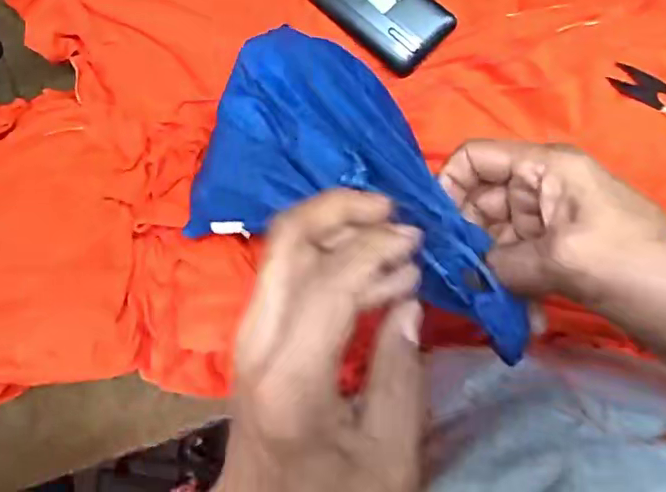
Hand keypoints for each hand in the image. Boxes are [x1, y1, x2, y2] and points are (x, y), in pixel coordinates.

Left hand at [219, 190, 426, 491]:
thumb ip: (400, 372)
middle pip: (288, 238)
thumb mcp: (387, 457)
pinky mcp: (255, 334)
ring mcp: (250, 332)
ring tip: (393, 239)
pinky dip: (329, 256)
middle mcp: (257, 339)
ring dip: (336, 228)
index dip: (376, 247)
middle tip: (391, 209)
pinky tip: (376, 274)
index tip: (415, 238)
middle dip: (341, 209)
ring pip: (285, 247)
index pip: (329, 279)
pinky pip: (289, 273)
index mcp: (290, 377)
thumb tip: (408, 298)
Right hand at [438, 141, 665, 371]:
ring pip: (498, 239)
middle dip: (467, 238)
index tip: (432, 232)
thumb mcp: (569, 259)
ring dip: (491, 272)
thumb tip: (461, 272)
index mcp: (547, 166)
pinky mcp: (567, 261)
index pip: (476, 158)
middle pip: (482, 200)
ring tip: (492, 308)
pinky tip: (520, 322)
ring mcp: (556, 227)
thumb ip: (504, 261)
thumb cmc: (646, 271)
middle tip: (455, 281)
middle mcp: (545, 189)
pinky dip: (515, 290)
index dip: (448, 186)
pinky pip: (521, 267)